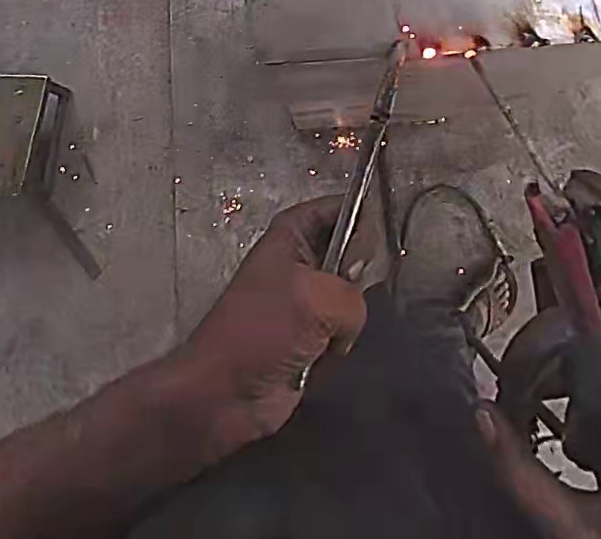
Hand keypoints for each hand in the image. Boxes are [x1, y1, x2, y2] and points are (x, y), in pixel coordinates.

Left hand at [170, 196, 367, 459]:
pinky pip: (346, 329)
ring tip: (330, 336)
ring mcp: (308, 297)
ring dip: (349, 320)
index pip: (344, 207)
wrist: (223, 394)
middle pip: (355, 250)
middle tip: (347, 297)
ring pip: (355, 294)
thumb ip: (354, 291)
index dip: (366, 219)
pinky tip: (325, 356)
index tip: (377, 247)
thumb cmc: (263, 330)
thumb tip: (357, 306)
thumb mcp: (318, 299)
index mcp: (294, 231)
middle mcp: (303, 257)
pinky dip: (341, 344)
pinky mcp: (311, 334)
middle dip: (360, 275)